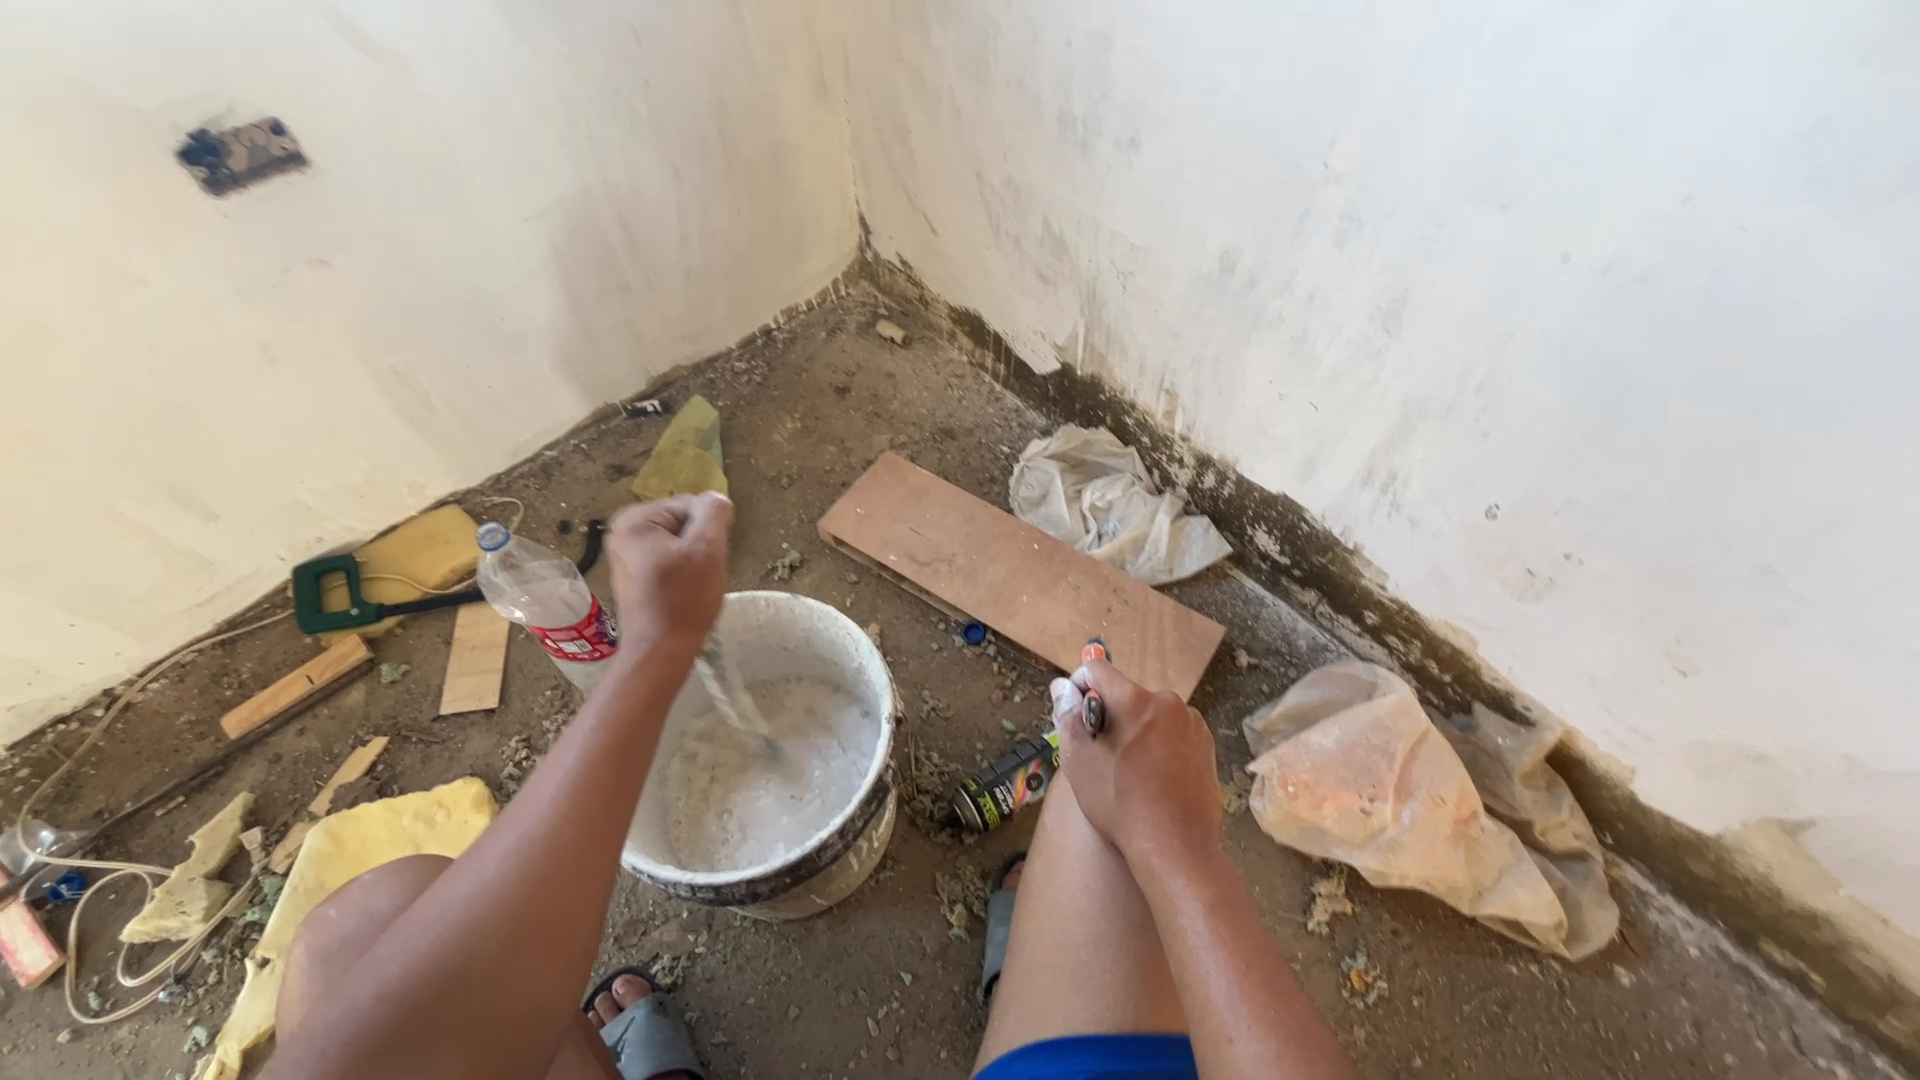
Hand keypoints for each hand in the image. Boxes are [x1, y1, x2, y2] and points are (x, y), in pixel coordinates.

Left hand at [605, 493, 732, 654]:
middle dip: (700, 544)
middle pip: (683, 523)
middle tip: (701, 572)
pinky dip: (683, 572)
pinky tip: (684, 591)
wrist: (661, 649)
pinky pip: (670, 560)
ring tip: (693, 583)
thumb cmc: (684, 598)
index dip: (708, 530)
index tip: (706, 558)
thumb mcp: (707, 548)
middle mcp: (623, 532)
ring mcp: (626, 554)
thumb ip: (714, 513)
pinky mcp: (635, 575)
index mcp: (635, 519)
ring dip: (694, 559)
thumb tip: (716, 498)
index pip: (691, 506)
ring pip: (680, 543)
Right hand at [1052, 658, 1222, 863]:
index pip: (1097, 670)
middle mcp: (1167, 701)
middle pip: (1125, 694)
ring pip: (1150, 713)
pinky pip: (1172, 731)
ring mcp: (1192, 722)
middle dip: (1109, 714)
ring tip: (1130, 769)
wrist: (1176, 846)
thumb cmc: (1120, 803)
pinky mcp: (1207, 744)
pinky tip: (1155, 776)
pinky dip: (1160, 743)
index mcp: (1134, 700)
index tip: (1075, 715)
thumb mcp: (1080, 761)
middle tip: (1101, 753)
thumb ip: (1068, 716)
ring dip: (1136, 728)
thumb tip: (1062, 687)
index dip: (1079, 686)